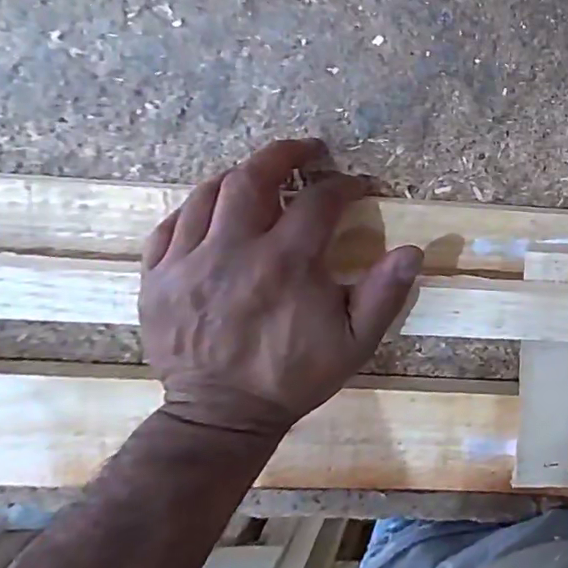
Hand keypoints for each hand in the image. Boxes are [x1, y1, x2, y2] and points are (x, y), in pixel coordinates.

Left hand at [139, 139, 423, 436]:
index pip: (319, 200)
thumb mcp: (357, 340)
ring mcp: (186, 264)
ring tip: (264, 176)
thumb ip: (386, 292)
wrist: (220, 416)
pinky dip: (197, 208)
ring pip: (207, 193)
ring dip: (241, 176)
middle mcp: (232, 252)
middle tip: (308, 151)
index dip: (344, 185)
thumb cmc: (295, 374)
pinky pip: (170, 225)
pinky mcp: (155, 280)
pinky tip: (217, 212)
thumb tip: (412, 251)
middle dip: (284, 154)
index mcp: (285, 264)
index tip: (357, 186)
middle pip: (251, 177)